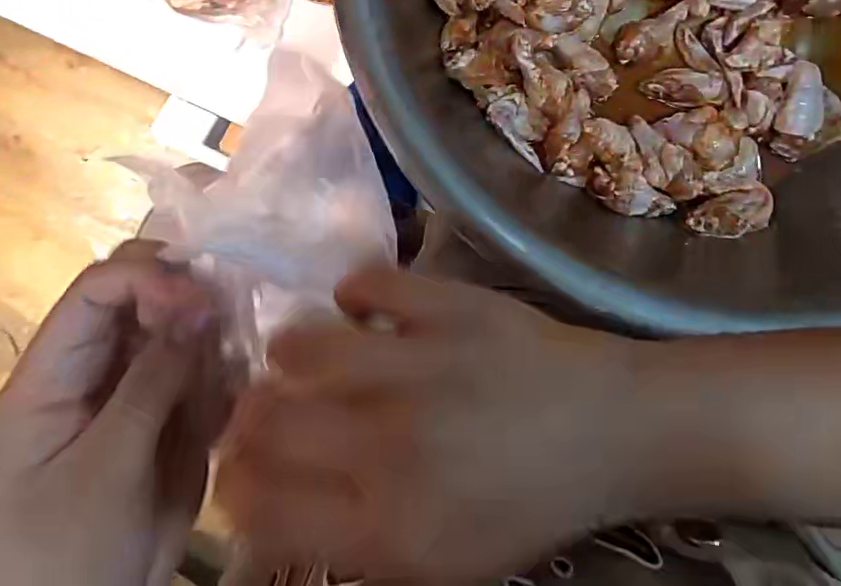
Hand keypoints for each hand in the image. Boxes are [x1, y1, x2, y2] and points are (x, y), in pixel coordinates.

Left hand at [0, 241, 231, 585]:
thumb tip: (201, 303)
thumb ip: (152, 381)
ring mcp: (132, 385)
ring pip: (180, 325)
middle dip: (188, 297)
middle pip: (142, 294)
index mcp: (51, 375)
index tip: (203, 301)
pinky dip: (222, 371)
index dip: (151, 278)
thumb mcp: (107, 468)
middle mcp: (93, 366)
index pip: (98, 289)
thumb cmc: (68, 553)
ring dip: (212, 338)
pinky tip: (225, 405)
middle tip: (229, 320)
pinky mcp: (167, 407)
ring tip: (225, 381)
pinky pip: (201, 364)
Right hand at [210, 268, 637, 582]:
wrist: (607, 429)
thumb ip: (354, 542)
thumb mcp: (442, 563)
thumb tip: (280, 501)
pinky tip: (360, 303)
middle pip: (270, 422)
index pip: (261, 507)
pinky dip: (354, 290)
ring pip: (305, 345)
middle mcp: (390, 447)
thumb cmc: (528, 503)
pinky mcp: (453, 305)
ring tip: (301, 351)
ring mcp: (422, 366)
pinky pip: (372, 282)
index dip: (233, 484)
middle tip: (264, 404)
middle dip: (249, 415)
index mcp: (386, 530)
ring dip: (290, 349)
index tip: (240, 465)